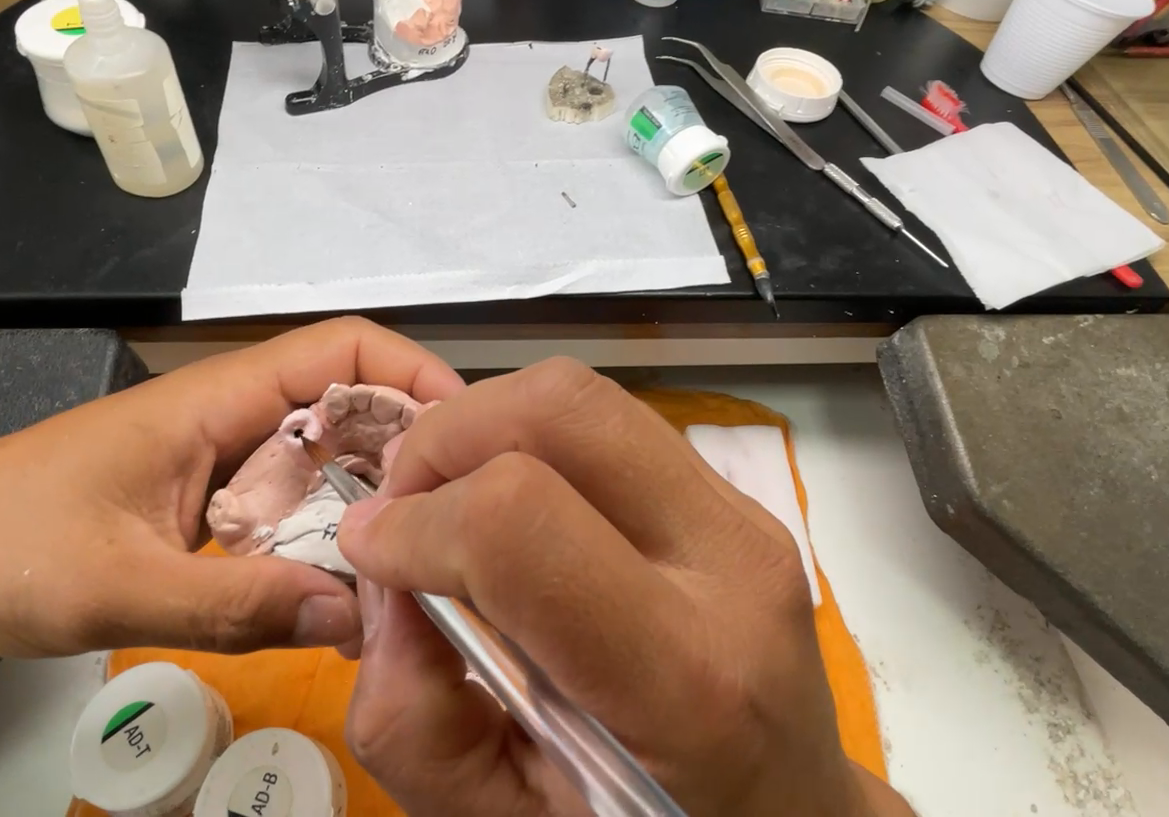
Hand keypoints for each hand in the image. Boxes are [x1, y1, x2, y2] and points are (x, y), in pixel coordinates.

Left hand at [0, 318, 462, 657]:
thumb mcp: (112, 587)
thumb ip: (231, 605)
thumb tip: (356, 617)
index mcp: (219, 398)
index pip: (342, 350)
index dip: (412, 373)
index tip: (464, 437)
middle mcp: (237, 415)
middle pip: (352, 401)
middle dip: (411, 443)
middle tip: (461, 513)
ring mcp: (228, 457)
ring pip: (330, 456)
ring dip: (378, 493)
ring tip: (427, 548)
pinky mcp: (216, 496)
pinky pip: (298, 502)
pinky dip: (336, 530)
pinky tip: (357, 579)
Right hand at [339, 359, 906, 815]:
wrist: (792, 814)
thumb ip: (419, 725)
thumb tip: (387, 584)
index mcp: (686, 677)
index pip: (522, 522)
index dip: (419, 523)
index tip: (376, 554)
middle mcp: (728, 563)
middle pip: (562, 409)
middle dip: (448, 438)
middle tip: (410, 509)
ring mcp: (741, 512)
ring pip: (581, 394)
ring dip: (483, 427)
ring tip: (451, 500)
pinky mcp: (730, 492)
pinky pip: (605, 419)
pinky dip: (526, 435)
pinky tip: (511, 499)